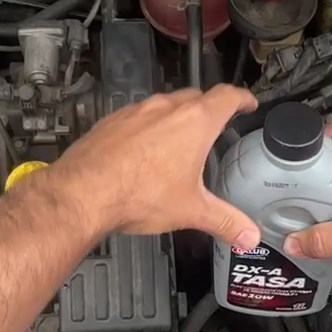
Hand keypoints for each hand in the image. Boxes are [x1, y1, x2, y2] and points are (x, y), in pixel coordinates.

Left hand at [44, 85, 260, 246]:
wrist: (82, 192)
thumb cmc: (137, 193)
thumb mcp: (191, 210)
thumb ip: (225, 221)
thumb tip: (248, 235)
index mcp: (194, 123)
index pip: (226, 97)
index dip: (242, 97)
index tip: (247, 101)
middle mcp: (165, 109)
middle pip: (196, 96)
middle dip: (210, 106)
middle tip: (217, 120)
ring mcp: (135, 113)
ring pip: (164, 105)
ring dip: (176, 116)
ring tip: (180, 138)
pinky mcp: (111, 123)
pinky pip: (136, 117)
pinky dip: (147, 127)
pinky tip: (144, 150)